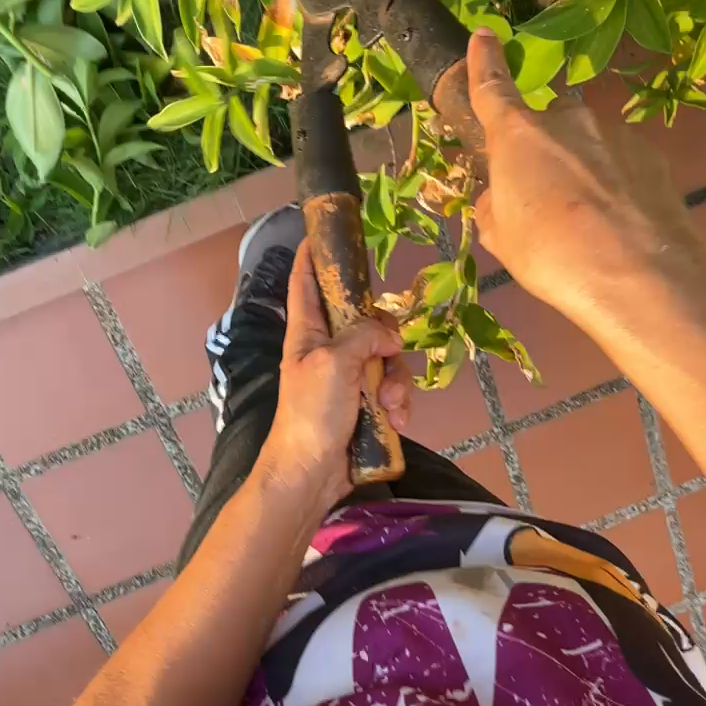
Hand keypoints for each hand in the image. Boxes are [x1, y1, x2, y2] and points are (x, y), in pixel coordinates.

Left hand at [253, 239, 410, 514]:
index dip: (315, 254)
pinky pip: (392, 389)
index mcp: (308, 330)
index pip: (307, 279)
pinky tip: (396, 421)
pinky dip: (398, 403)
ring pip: (386, 357)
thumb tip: (389, 334)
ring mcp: (347, 377)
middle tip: (388, 352)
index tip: (327, 231)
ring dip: (396, 379)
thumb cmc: (311, 413)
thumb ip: (363, 335)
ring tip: (390, 403)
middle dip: (386, 336)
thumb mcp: (334, 363)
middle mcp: (327, 348)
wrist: (311, 474)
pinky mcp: (364, 403)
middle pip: (365, 318)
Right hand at [465, 28, 702, 319]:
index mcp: (518, 137)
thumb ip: (495, 207)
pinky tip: (618, 223)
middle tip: (544, 199)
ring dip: (580, 171)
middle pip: (546, 125)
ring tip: (586, 223)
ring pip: (586, 145)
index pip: (492, 88)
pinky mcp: (651, 155)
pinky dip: (614, 185)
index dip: (484, 62)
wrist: (636, 275)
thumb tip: (500, 196)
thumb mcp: (502, 240)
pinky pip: (620, 164)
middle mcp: (567, 120)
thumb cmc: (550, 256)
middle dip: (542, 151)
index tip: (484, 35)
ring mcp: (614, 134)